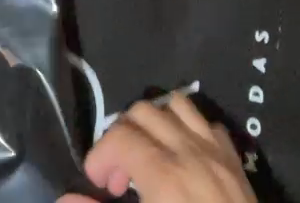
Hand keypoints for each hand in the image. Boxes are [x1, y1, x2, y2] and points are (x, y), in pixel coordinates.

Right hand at [60, 95, 256, 202]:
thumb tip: (63, 199)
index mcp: (163, 172)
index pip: (119, 136)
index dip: (99, 155)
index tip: (97, 184)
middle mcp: (188, 150)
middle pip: (143, 112)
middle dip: (122, 137)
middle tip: (120, 179)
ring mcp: (215, 152)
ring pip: (177, 106)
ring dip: (155, 125)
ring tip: (148, 158)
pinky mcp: (236, 162)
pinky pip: (207, 124)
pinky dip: (189, 132)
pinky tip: (184, 161)